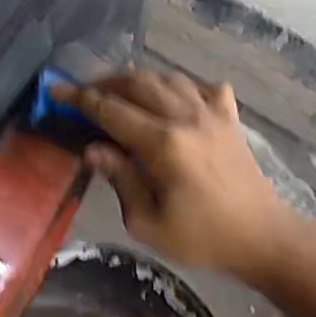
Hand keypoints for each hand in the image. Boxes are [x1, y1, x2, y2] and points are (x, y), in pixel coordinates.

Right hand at [52, 70, 304, 280]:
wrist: (260, 237)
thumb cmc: (201, 238)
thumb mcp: (147, 222)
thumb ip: (120, 179)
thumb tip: (92, 149)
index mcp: (163, 144)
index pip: (111, 111)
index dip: (79, 99)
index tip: (56, 92)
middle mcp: (187, 117)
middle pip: (137, 83)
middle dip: (103, 83)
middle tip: (82, 93)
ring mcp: (213, 113)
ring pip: (167, 78)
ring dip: (138, 81)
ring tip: (119, 93)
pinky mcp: (230, 118)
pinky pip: (202, 87)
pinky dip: (180, 86)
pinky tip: (172, 100)